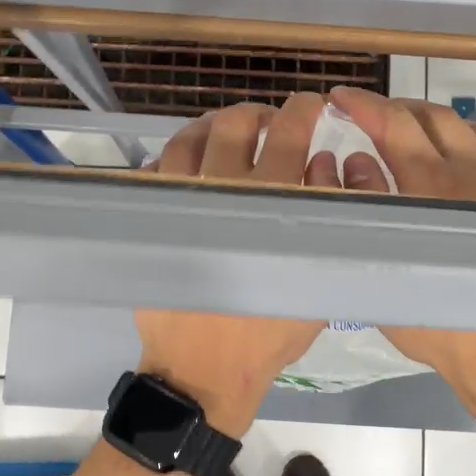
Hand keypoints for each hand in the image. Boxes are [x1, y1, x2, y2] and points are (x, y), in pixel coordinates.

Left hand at [133, 94, 331, 434]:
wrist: (204, 371)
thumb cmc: (267, 335)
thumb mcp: (314, 283)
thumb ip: (326, 221)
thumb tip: (325, 165)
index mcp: (268, 207)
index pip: (289, 137)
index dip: (303, 112)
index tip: (311, 104)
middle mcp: (221, 195)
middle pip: (235, 127)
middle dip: (258, 114)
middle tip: (271, 121)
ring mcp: (178, 204)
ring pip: (190, 141)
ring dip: (214, 127)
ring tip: (230, 132)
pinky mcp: (150, 221)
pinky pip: (156, 171)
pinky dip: (176, 157)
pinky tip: (192, 162)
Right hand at [315, 87, 475, 390]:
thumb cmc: (437, 322)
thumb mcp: (384, 272)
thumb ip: (367, 211)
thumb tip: (356, 165)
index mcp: (428, 186)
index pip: (389, 124)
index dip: (361, 104)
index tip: (339, 98)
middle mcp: (471, 169)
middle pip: (428, 116)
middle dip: (393, 109)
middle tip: (370, 117)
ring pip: (467, 128)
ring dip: (434, 125)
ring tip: (415, 135)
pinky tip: (467, 154)